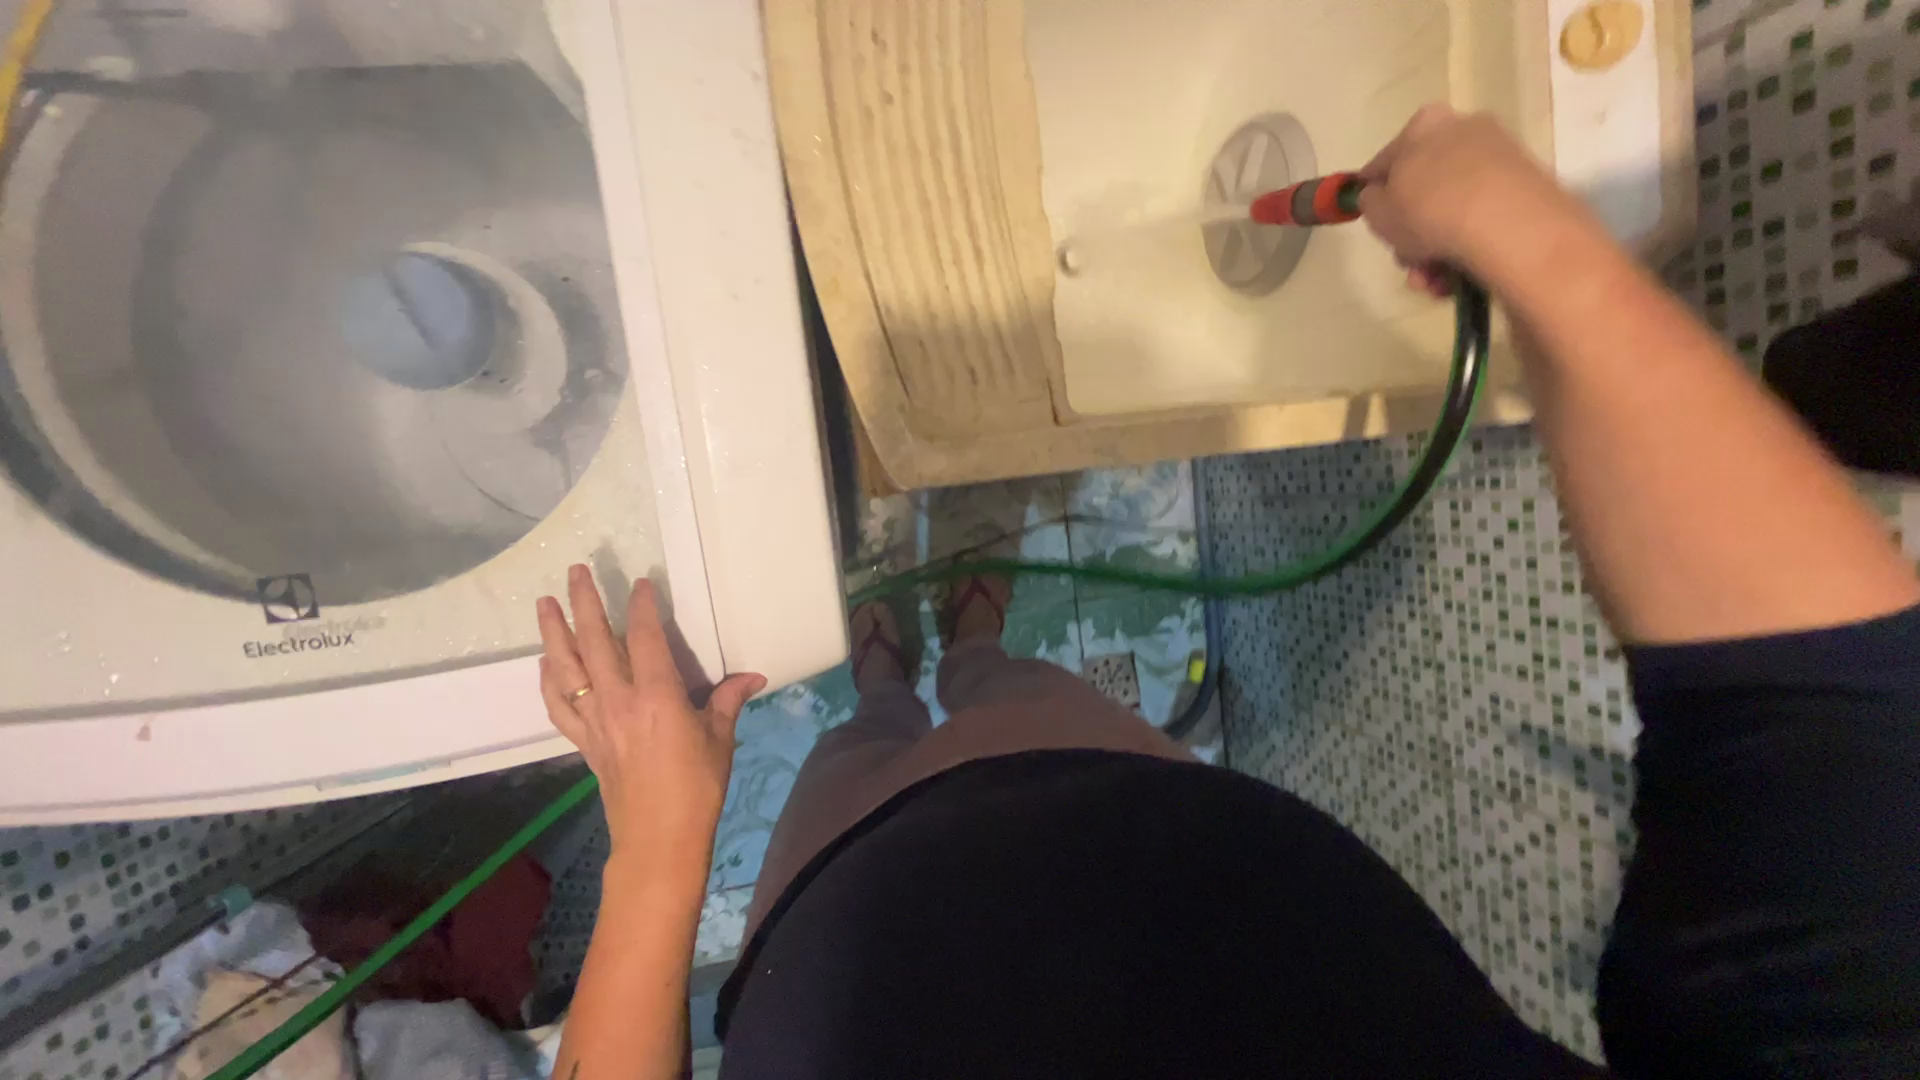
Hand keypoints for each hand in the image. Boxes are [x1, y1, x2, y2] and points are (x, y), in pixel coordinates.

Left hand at [536, 565, 765, 880]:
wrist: (659, 838)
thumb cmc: (697, 786)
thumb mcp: (721, 738)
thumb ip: (729, 700)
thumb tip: (754, 676)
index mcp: (657, 695)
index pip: (644, 638)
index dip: (641, 606)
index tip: (641, 581)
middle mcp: (619, 701)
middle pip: (594, 642)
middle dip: (584, 603)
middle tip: (576, 570)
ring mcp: (596, 722)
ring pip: (566, 669)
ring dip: (554, 632)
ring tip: (544, 602)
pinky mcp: (585, 742)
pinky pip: (559, 704)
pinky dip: (549, 679)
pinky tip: (547, 662)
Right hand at [1356, 106, 1585, 294]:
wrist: (1505, 224)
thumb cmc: (1428, 210)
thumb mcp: (1376, 211)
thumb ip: (1370, 201)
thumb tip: (1379, 196)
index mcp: (1423, 126)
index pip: (1385, 161)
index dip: (1374, 193)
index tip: (1372, 219)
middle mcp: (1463, 130)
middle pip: (1421, 190)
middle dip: (1409, 234)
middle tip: (1405, 259)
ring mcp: (1496, 158)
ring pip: (1447, 212)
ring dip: (1431, 252)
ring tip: (1428, 279)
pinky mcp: (1522, 187)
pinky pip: (1476, 221)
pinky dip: (1461, 250)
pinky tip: (1452, 279)